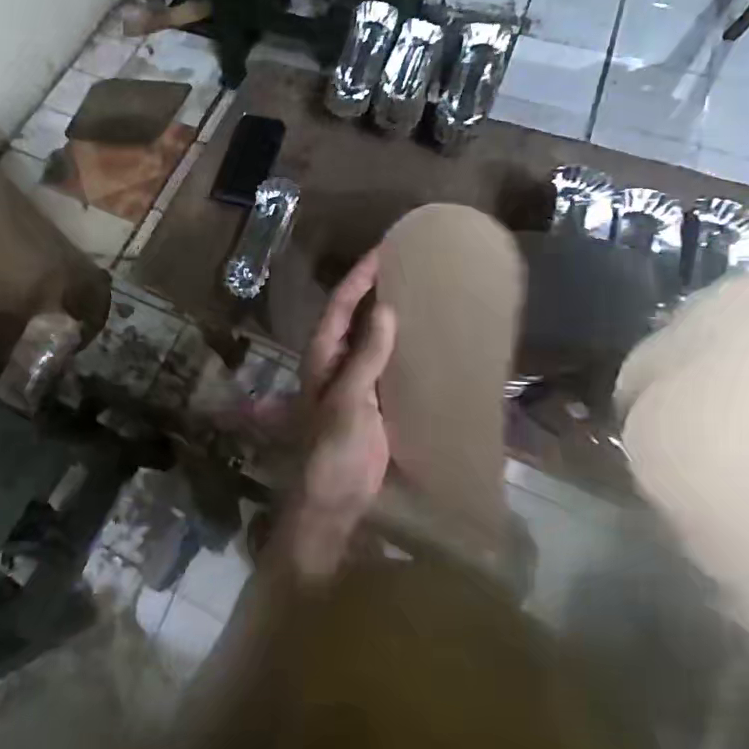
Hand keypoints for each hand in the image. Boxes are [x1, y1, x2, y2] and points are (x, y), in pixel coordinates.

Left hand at [281, 250, 397, 578]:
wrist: (336, 499)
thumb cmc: (334, 448)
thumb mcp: (349, 401)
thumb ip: (365, 357)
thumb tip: (384, 309)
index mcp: (323, 356)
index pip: (340, 305)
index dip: (360, 276)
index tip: (384, 250)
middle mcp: (337, 361)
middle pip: (355, 315)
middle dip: (376, 288)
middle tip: (408, 264)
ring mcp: (356, 380)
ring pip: (372, 337)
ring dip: (390, 314)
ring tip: (420, 291)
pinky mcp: (374, 399)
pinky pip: (388, 362)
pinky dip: (402, 346)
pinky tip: (425, 340)